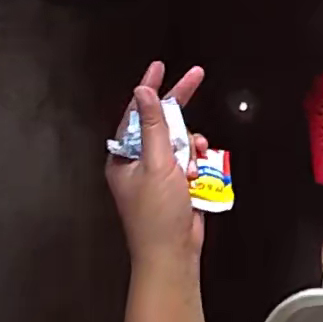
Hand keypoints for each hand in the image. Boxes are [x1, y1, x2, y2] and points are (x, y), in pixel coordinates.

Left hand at [106, 62, 207, 272]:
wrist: (173, 255)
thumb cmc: (156, 215)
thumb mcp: (155, 163)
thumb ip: (153, 125)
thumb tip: (143, 92)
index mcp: (124, 156)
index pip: (137, 113)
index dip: (150, 88)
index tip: (160, 66)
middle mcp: (140, 161)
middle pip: (162, 123)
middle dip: (180, 109)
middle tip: (196, 76)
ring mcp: (160, 172)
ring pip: (181, 140)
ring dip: (190, 147)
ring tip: (190, 166)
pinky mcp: (177, 183)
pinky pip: (190, 159)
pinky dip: (197, 162)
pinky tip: (198, 173)